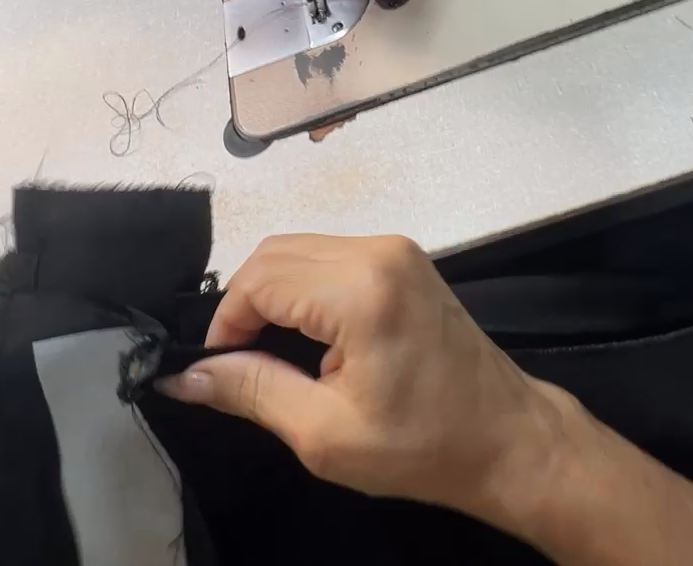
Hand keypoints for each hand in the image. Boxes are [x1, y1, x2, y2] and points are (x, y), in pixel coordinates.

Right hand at [155, 235, 576, 526]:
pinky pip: (329, 254)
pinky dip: (302, 285)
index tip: (216, 368)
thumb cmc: (421, 446)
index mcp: (361, 289)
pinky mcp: (402, 257)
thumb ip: (251, 391)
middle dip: (244, 302)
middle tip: (238, 362)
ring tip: (268, 351)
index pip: (260, 278)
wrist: (506, 435)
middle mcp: (377, 250)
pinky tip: (306, 331)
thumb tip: (186, 375)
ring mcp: (394, 247)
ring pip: (300, 248)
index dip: (225, 321)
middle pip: (276, 252)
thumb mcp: (325, 434)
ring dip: (272, 292)